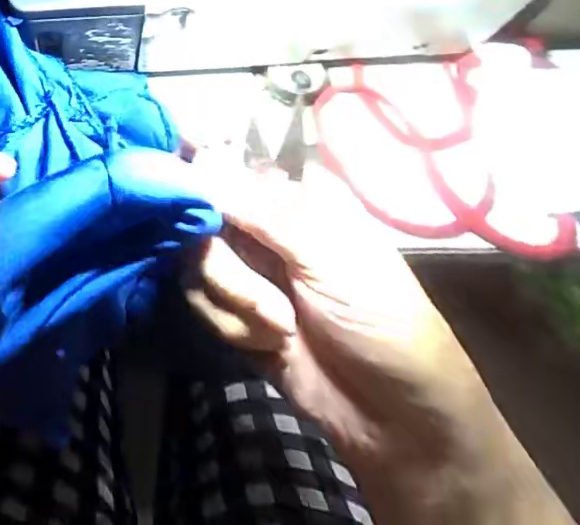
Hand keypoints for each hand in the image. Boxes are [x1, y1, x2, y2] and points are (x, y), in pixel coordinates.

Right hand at [187, 170, 571, 524]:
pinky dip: (232, 325)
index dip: (204, 173)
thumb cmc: (377, 314)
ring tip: (283, 326)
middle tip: (270, 298)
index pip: (231, 164)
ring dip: (236, 300)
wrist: (391, 416)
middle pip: (202, 215)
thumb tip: (202, 168)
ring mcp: (245, 267)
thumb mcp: (326, 251)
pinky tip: (271, 344)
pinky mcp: (232, 311)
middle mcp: (263, 222)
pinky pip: (199, 300)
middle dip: (227, 263)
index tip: (187, 193)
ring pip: (195, 260)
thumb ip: (261, 208)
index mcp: (294, 194)